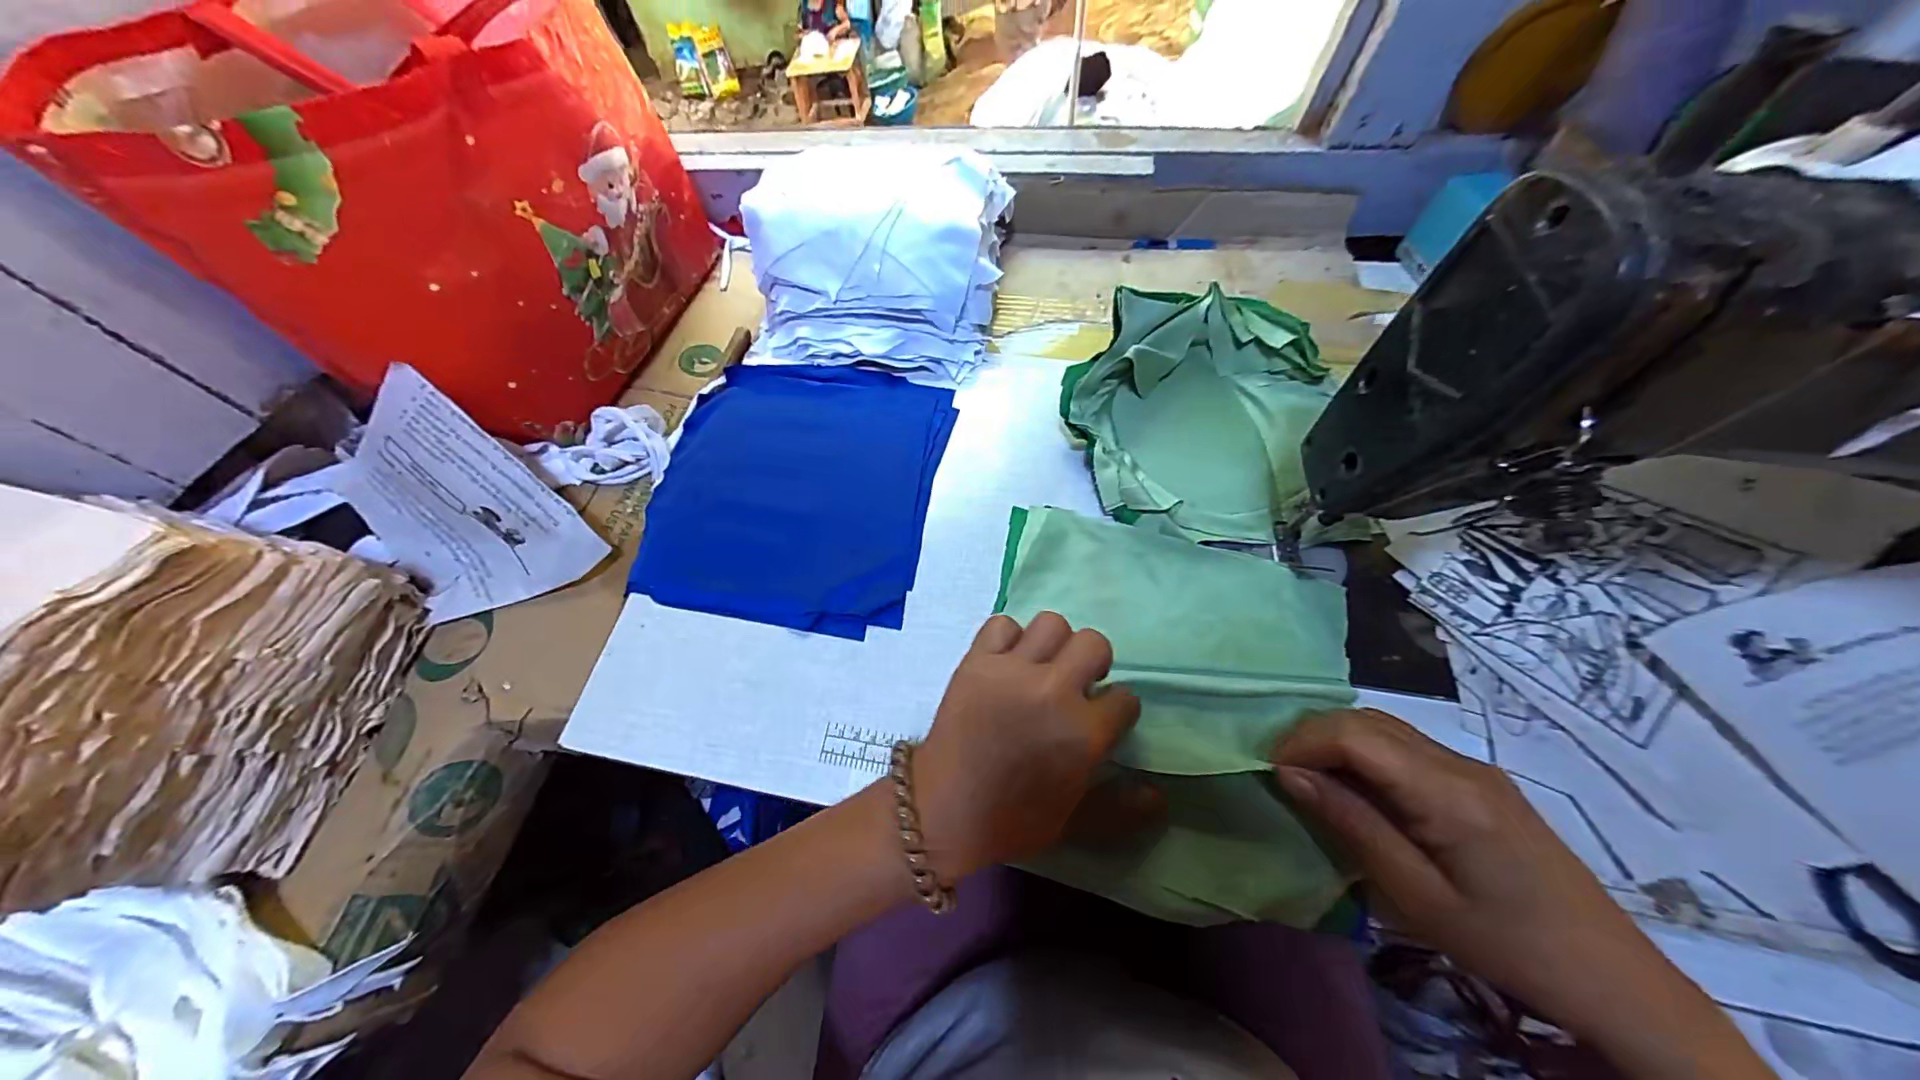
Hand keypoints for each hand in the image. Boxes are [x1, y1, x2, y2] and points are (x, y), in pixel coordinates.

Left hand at [911, 613, 1141, 880]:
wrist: (943, 811)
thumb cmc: (1012, 821)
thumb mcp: (1073, 822)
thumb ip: (1119, 807)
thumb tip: (1159, 796)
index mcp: (1084, 733)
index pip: (1125, 698)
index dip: (1116, 710)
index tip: (1102, 718)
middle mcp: (1053, 691)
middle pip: (1094, 643)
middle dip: (1094, 663)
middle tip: (1077, 685)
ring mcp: (1011, 671)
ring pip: (1051, 623)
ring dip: (1053, 644)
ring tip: (1041, 668)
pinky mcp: (976, 661)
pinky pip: (1001, 625)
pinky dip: (1008, 638)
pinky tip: (1006, 662)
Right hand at [1273, 709, 1773, 1079]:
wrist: (1613, 977)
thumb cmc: (1507, 944)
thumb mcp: (1416, 895)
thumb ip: (1352, 824)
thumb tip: (1290, 774)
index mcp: (1448, 792)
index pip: (1355, 734)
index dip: (1302, 742)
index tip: (1270, 771)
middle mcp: (1461, 764)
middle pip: (1368, 720)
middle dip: (1313, 736)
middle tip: (1282, 774)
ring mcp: (1474, 768)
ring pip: (1386, 727)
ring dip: (1338, 742)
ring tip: (1309, 779)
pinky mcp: (1480, 782)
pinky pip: (1407, 748)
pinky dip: (1366, 754)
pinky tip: (1355, 788)